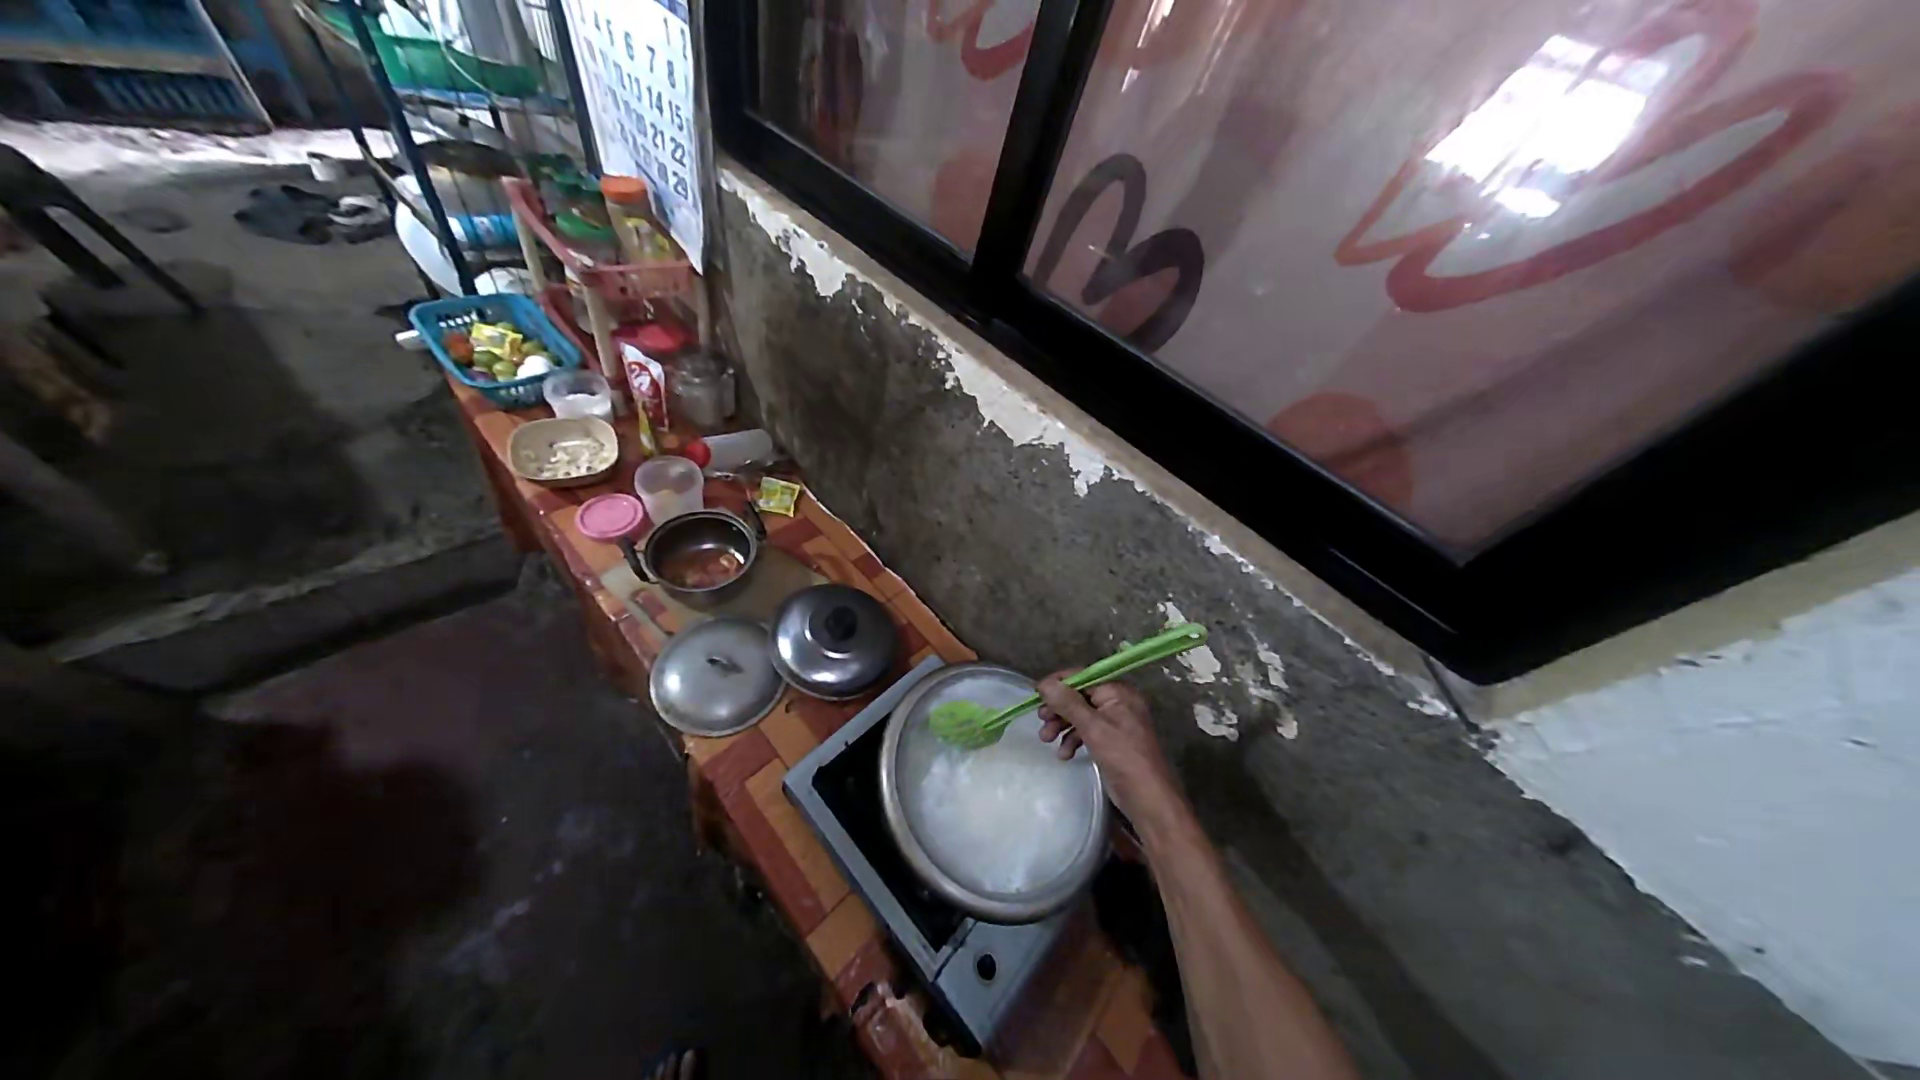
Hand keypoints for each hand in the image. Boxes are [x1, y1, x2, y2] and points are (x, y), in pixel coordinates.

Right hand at [1037, 675, 1181, 824]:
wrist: (1148, 797)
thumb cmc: (1123, 756)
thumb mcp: (1093, 727)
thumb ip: (1068, 703)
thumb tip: (1044, 684)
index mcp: (1118, 692)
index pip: (1082, 677)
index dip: (1058, 684)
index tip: (1036, 694)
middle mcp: (1118, 702)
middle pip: (1079, 697)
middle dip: (1059, 709)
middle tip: (1041, 721)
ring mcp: (1116, 722)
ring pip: (1081, 715)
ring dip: (1062, 726)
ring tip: (1046, 739)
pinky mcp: (1112, 741)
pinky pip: (1088, 732)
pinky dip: (1074, 739)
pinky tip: (1064, 754)